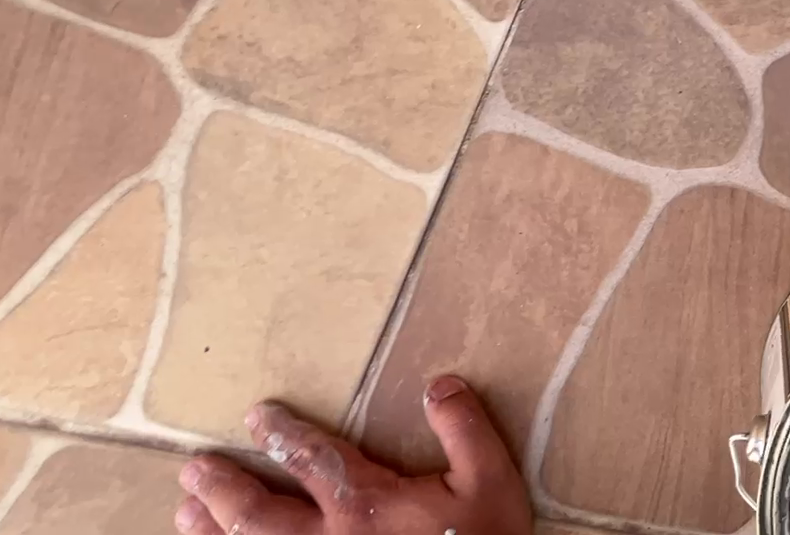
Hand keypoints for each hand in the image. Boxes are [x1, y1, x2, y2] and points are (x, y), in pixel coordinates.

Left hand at [174, 376, 531, 534]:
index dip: (285, 434)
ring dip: (212, 530)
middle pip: (259, 513)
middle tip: (194, 468)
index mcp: (366, 503)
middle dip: (224, 487)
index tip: (256, 415)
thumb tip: (439, 384)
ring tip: (185, 511)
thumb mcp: (488, 476)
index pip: (315, 460)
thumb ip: (463, 428)